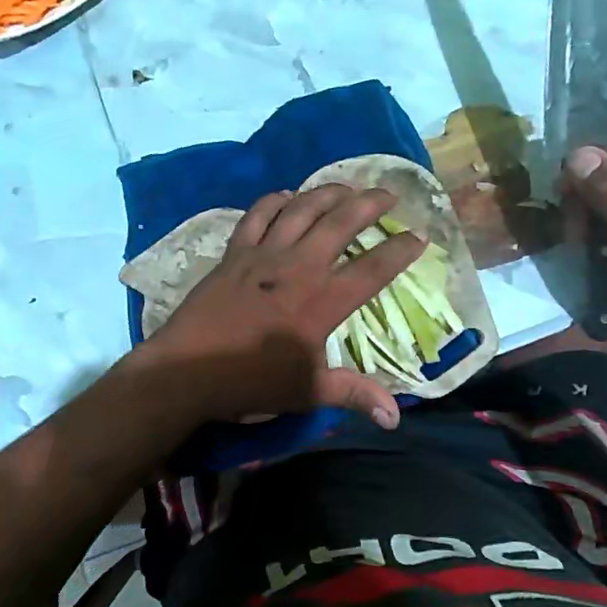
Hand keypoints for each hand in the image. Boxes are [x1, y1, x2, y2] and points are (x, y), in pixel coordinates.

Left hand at [139, 185, 424, 427]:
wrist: (187, 371)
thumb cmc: (252, 383)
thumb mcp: (309, 392)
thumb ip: (354, 395)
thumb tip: (394, 419)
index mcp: (323, 301)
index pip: (373, 268)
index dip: (400, 250)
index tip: (420, 237)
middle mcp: (299, 267)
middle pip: (341, 222)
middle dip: (371, 204)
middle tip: (390, 195)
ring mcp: (264, 255)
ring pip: (302, 209)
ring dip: (329, 193)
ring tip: (348, 187)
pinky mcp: (235, 253)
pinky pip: (258, 215)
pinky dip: (276, 201)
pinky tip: (287, 195)